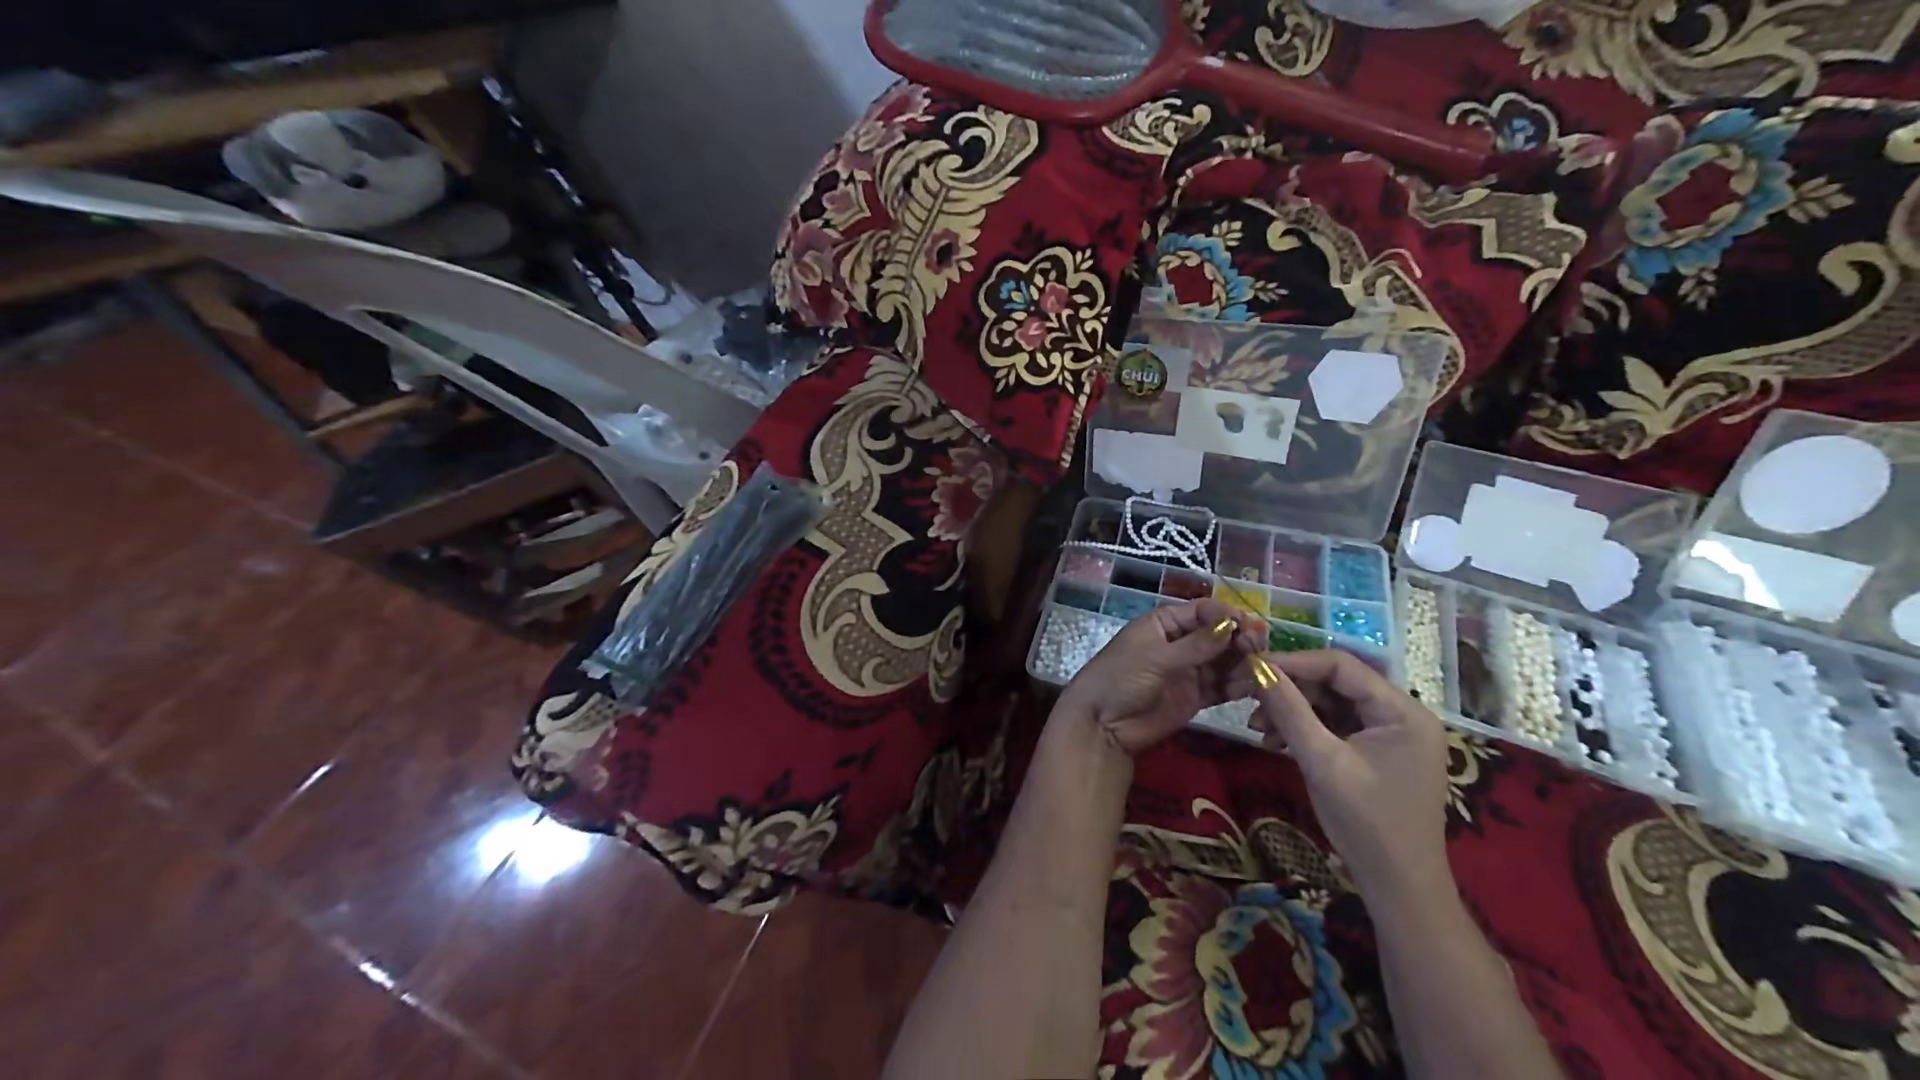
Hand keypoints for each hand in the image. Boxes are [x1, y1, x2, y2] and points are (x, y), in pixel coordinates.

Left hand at [1058, 598, 1266, 754]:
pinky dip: (1238, 686)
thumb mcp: (1156, 658)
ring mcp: (1188, 670)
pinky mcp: (1195, 696)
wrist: (1101, 725)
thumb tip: (1231, 625)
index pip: (1203, 611)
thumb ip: (1195, 645)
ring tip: (1262, 668)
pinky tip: (1254, 686)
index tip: (1249, 626)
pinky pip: (1222, 686)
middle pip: (1219, 635)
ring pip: (1224, 661)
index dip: (1226, 616)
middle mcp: (1179, 643)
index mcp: (1164, 623)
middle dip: (1240, 639)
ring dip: (1243, 663)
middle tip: (1259, 649)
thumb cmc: (1120, 679)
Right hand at [1227, 649, 1452, 898]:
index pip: (1341, 666)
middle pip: (1336, 683)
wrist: (1398, 887)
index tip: (1251, 668)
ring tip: (1256, 728)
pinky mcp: (1377, 752)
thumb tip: (1258, 669)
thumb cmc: (1365, 822)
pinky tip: (1275, 742)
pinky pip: (1336, 726)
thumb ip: (1290, 710)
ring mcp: (1391, 734)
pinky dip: (1305, 729)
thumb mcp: (1321, 761)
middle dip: (1290, 690)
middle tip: (1247, 698)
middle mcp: (1402, 714)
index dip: (1293, 663)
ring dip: (1292, 711)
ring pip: (1332, 704)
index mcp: (1402, 711)